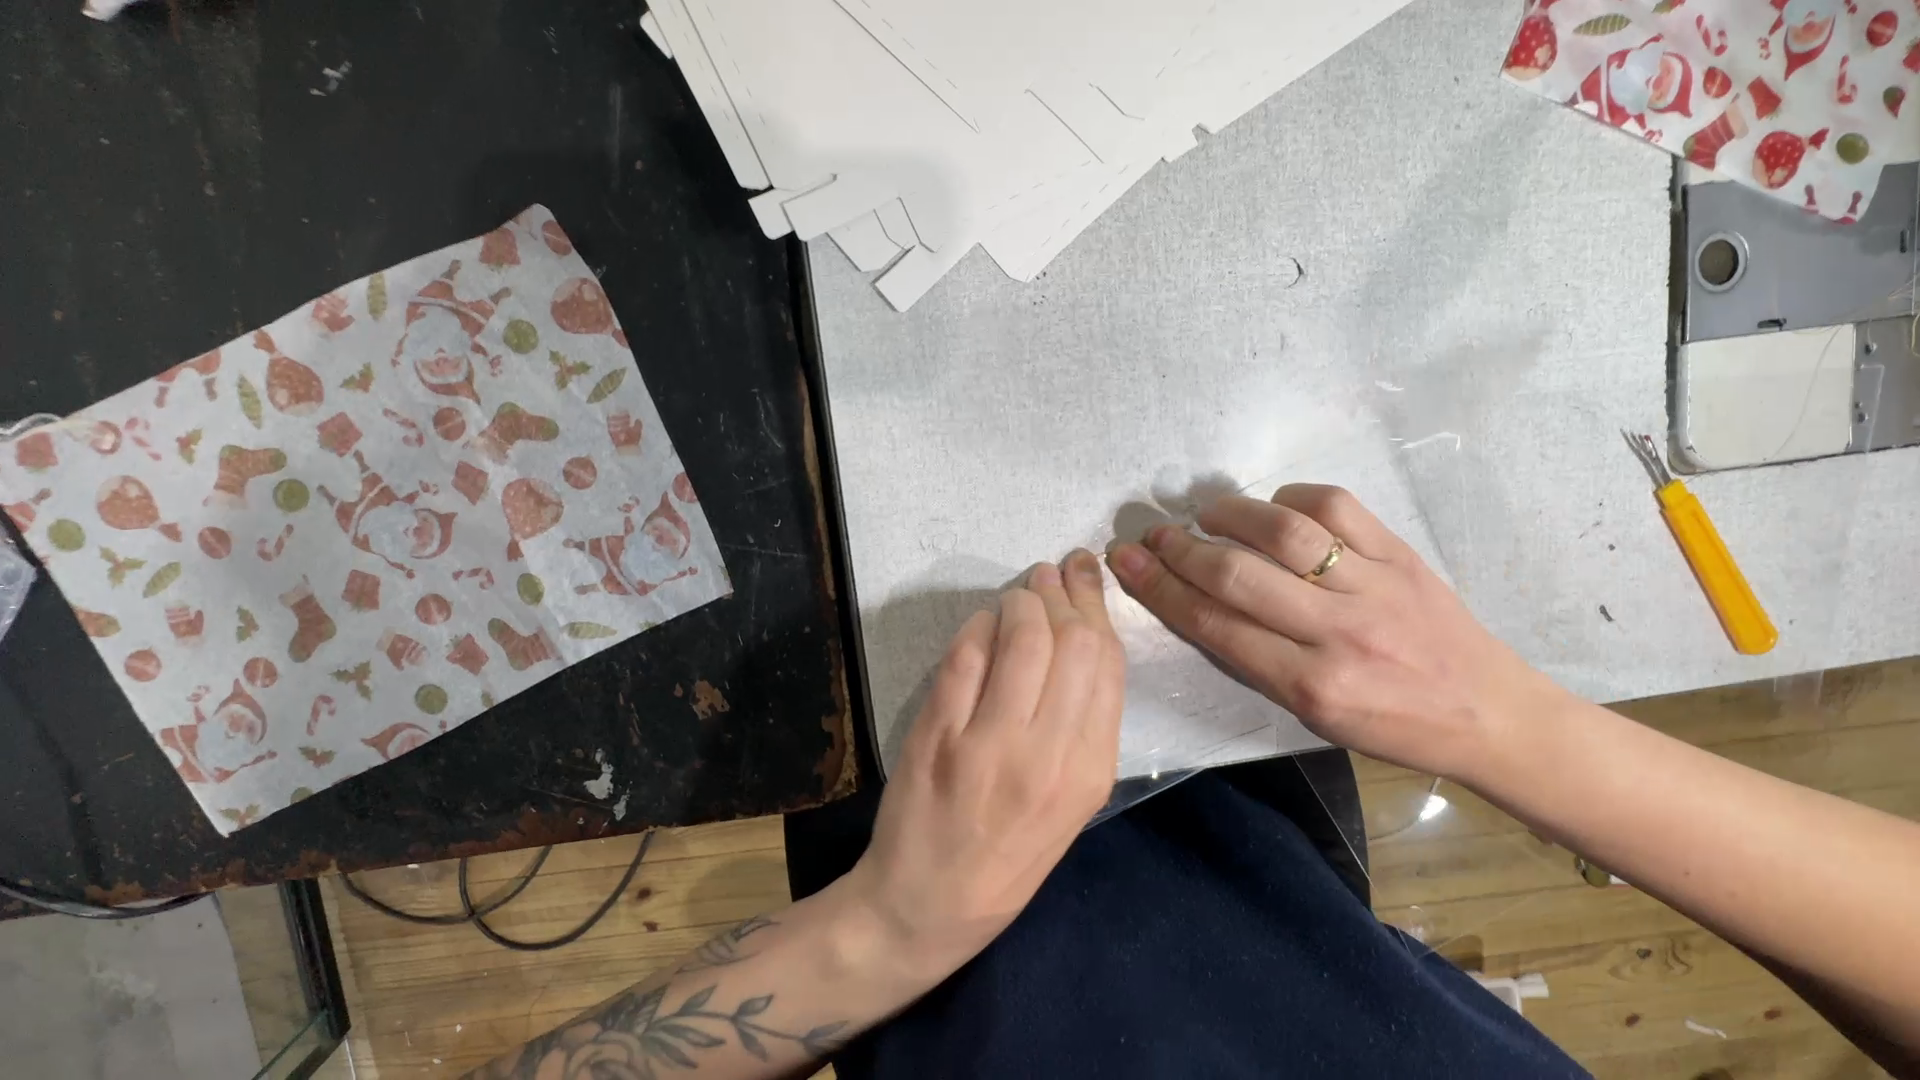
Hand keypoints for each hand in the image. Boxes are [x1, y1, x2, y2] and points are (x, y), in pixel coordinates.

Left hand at [843, 550, 1124, 971]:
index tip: (1085, 578)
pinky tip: (982, 622)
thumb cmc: (1009, 860)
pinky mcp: (937, 734)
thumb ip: (1083, 727)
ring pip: (1021, 638)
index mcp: (1090, 773)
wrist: (928, 906)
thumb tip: (1081, 642)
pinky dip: (977, 625)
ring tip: (1021, 594)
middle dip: (1063, 592)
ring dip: (1022, 601)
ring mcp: (988, 742)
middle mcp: (1048, 754)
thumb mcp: (1072, 806)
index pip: (1106, 664)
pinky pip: (965, 656)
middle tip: (1051, 574)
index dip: (1095, 608)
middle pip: (1072, 641)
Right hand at [1104, 485, 1563, 779]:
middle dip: (1181, 550)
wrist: (1488, 712)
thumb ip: (1255, 659)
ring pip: (1283, 532)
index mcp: (1311, 686)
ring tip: (1204, 515)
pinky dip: (1292, 498)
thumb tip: (1198, 600)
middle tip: (1153, 535)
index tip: (1127, 562)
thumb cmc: (1390, 725)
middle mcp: (1340, 634)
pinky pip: (1337, 507)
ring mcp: (1375, 587)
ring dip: (1229, 515)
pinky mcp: (1402, 554)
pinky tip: (1274, 509)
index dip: (1161, 589)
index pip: (1215, 626)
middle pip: (1238, 576)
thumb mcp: (1311, 715)